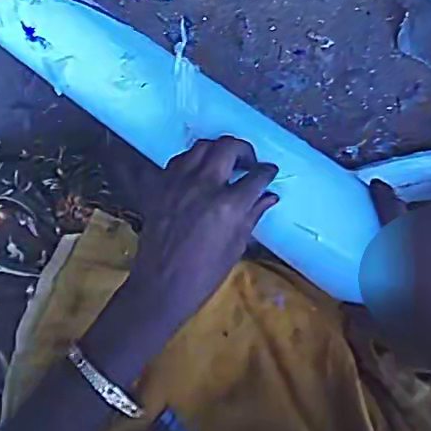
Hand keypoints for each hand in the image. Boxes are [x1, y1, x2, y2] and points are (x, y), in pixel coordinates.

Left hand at [117, 137, 277, 331]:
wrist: (162, 284)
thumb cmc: (205, 272)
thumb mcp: (237, 245)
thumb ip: (253, 214)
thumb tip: (269, 196)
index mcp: (228, 205)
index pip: (256, 175)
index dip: (267, 172)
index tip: (269, 173)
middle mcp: (204, 185)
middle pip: (228, 146)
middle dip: (244, 151)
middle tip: (248, 164)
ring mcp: (179, 182)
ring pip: (203, 146)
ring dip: (218, 150)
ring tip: (224, 165)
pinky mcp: (161, 185)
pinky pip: (180, 159)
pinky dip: (194, 160)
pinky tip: (199, 174)